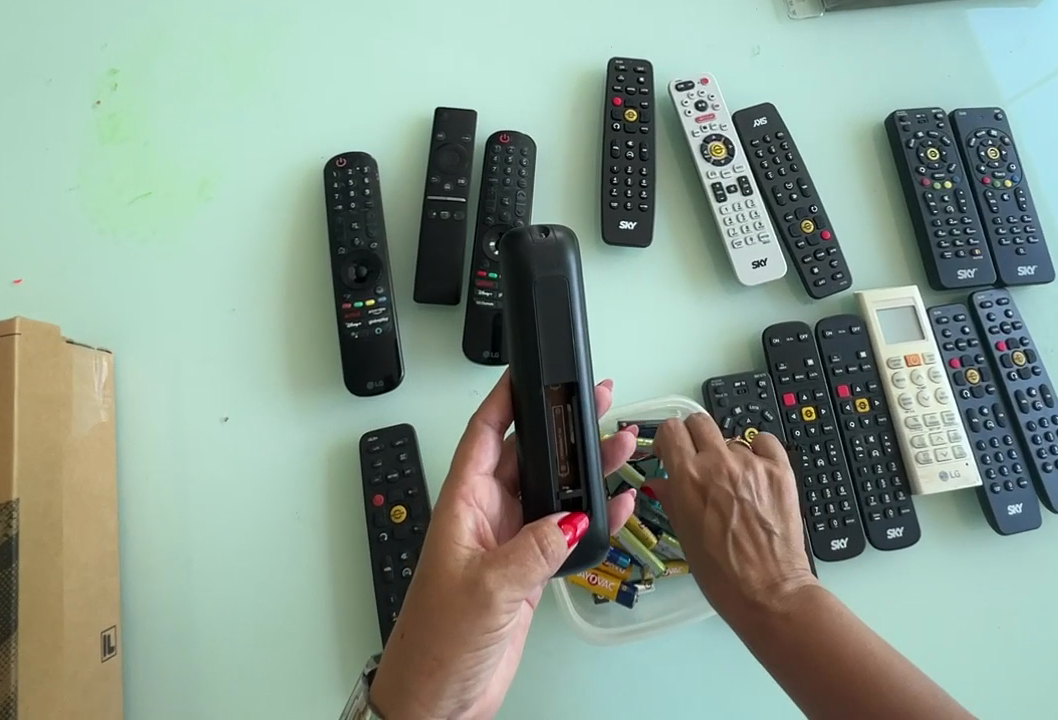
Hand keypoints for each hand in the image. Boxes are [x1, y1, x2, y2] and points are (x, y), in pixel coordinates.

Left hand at [369, 376, 637, 719]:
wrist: (440, 702)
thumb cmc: (436, 643)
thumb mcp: (486, 587)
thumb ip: (532, 548)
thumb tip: (571, 519)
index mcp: (463, 503)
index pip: (483, 433)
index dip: (504, 398)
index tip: (529, 370)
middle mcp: (487, 514)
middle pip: (529, 455)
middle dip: (562, 428)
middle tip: (597, 401)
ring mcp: (511, 540)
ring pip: (554, 489)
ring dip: (586, 468)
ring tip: (621, 442)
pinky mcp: (529, 568)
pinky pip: (567, 530)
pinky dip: (595, 515)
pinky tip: (618, 501)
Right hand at [650, 413, 811, 622]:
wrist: (770, 594)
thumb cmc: (722, 574)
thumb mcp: (684, 534)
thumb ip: (670, 498)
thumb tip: (658, 481)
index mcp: (688, 476)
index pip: (671, 429)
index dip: (669, 439)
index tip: (671, 452)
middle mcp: (718, 462)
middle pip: (699, 421)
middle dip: (695, 437)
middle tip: (699, 458)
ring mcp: (751, 464)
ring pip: (732, 438)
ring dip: (728, 454)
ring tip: (735, 484)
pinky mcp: (780, 470)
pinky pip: (765, 442)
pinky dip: (759, 452)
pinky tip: (757, 473)